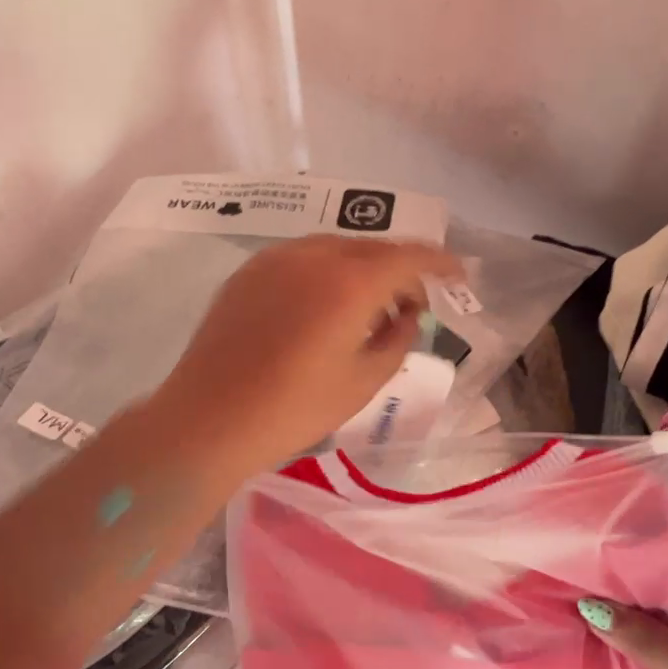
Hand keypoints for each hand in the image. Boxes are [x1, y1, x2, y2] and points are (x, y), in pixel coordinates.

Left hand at [152, 234, 461, 473]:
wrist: (209, 419)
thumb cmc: (294, 409)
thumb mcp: (363, 382)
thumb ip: (398, 339)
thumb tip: (406, 314)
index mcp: (349, 281)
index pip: (409, 256)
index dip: (440, 263)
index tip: (458, 277)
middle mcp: (313, 255)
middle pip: (372, 248)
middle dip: (400, 270)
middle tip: (410, 307)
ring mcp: (274, 259)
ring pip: (334, 250)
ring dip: (361, 270)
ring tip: (368, 309)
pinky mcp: (247, 273)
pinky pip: (301, 260)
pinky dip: (326, 274)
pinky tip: (324, 308)